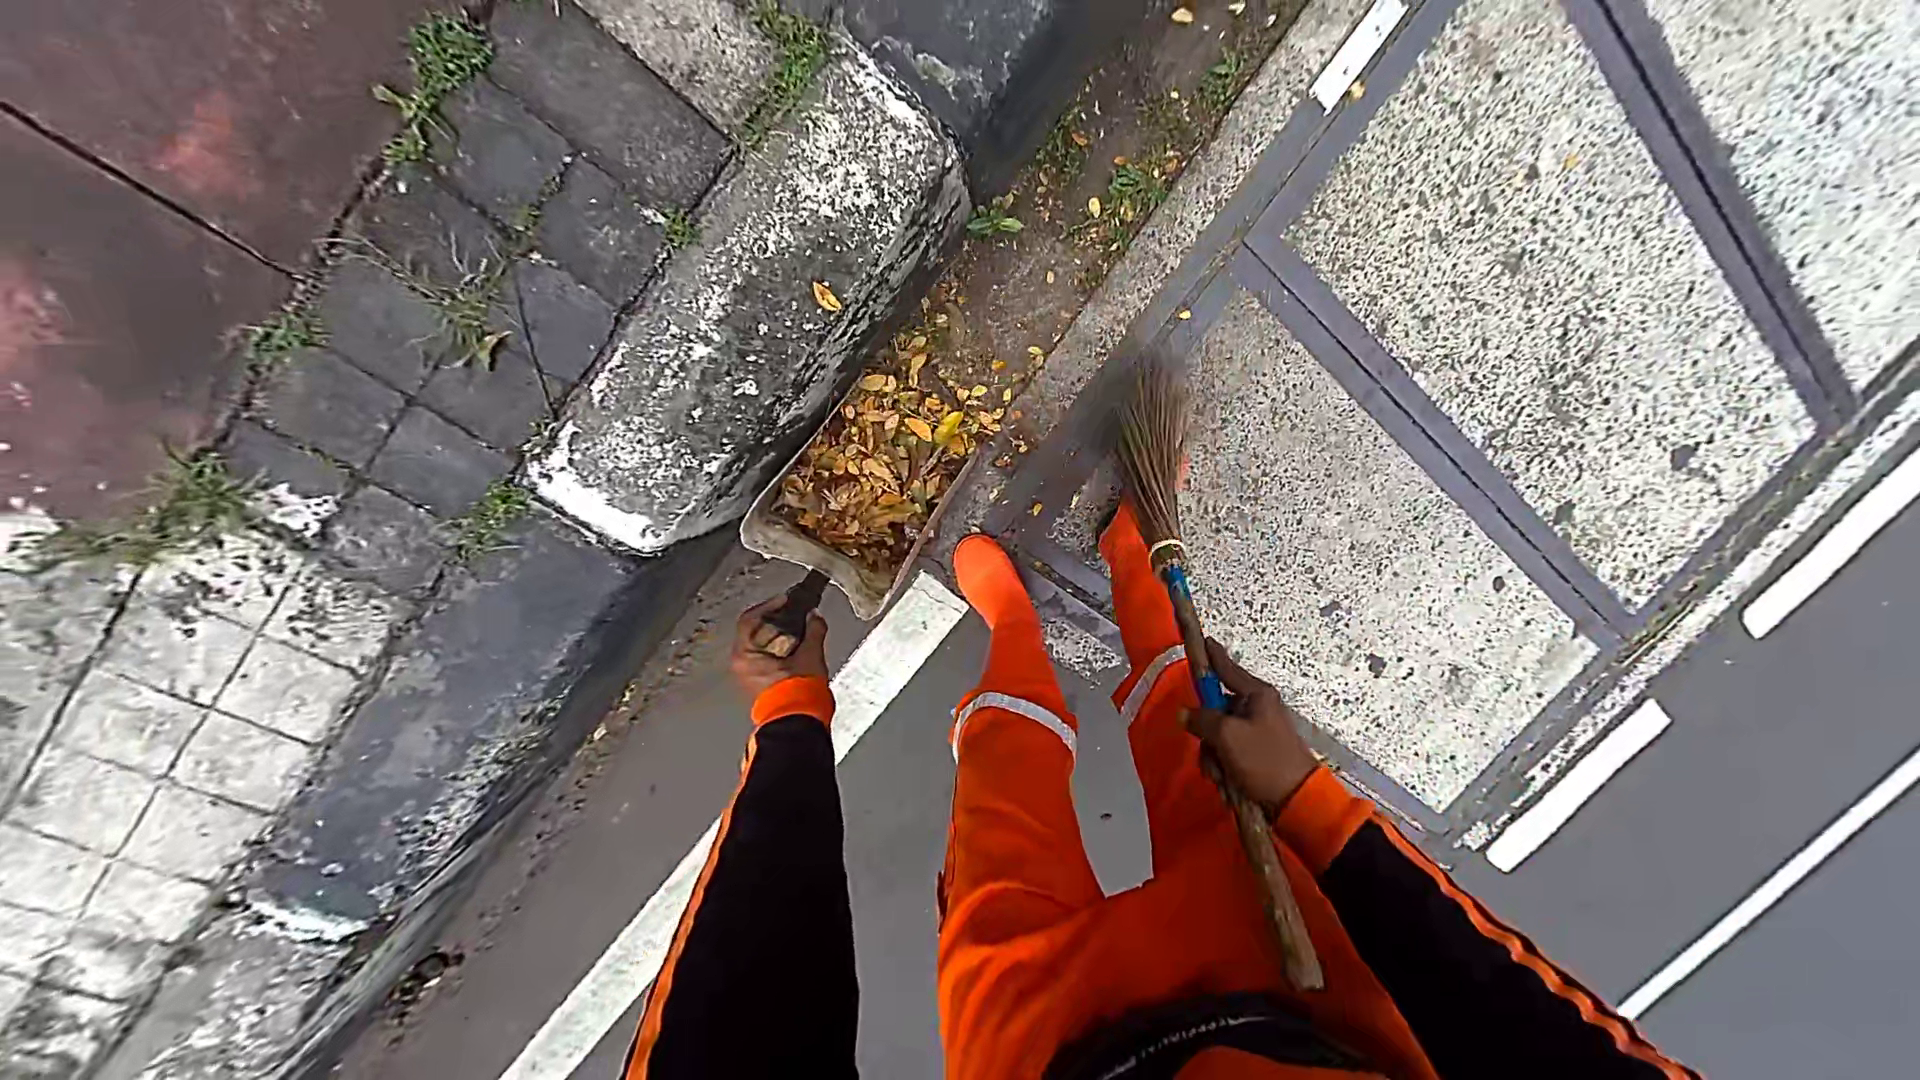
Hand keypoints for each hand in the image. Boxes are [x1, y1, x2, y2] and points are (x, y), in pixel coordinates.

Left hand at [730, 594, 828, 700]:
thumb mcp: (810, 655)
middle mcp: (742, 665)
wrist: (798, 723)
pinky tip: (799, 647)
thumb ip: (813, 630)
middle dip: (779, 620)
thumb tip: (814, 616)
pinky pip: (767, 658)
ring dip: (781, 635)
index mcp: (745, 655)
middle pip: (756, 631)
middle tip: (797, 613)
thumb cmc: (797, 693)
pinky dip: (781, 649)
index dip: (771, 605)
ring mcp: (750, 676)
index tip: (788, 599)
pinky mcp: (761, 684)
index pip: (751, 618)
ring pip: (763, 645)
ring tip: (802, 630)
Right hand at [1182, 639, 1316, 813]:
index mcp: (1256, 695)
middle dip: (1206, 735)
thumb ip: (1201, 719)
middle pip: (1215, 709)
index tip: (1203, 640)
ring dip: (1213, 756)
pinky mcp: (1256, 753)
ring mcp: (1257, 732)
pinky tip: (1228, 783)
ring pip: (1218, 734)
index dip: (1212, 655)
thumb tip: (1184, 713)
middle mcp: (1257, 709)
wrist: (1298, 803)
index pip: (1226, 668)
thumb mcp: (1227, 736)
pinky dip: (1223, 767)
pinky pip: (1227, 752)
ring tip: (1221, 776)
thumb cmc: (1264, 760)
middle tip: (1210, 753)